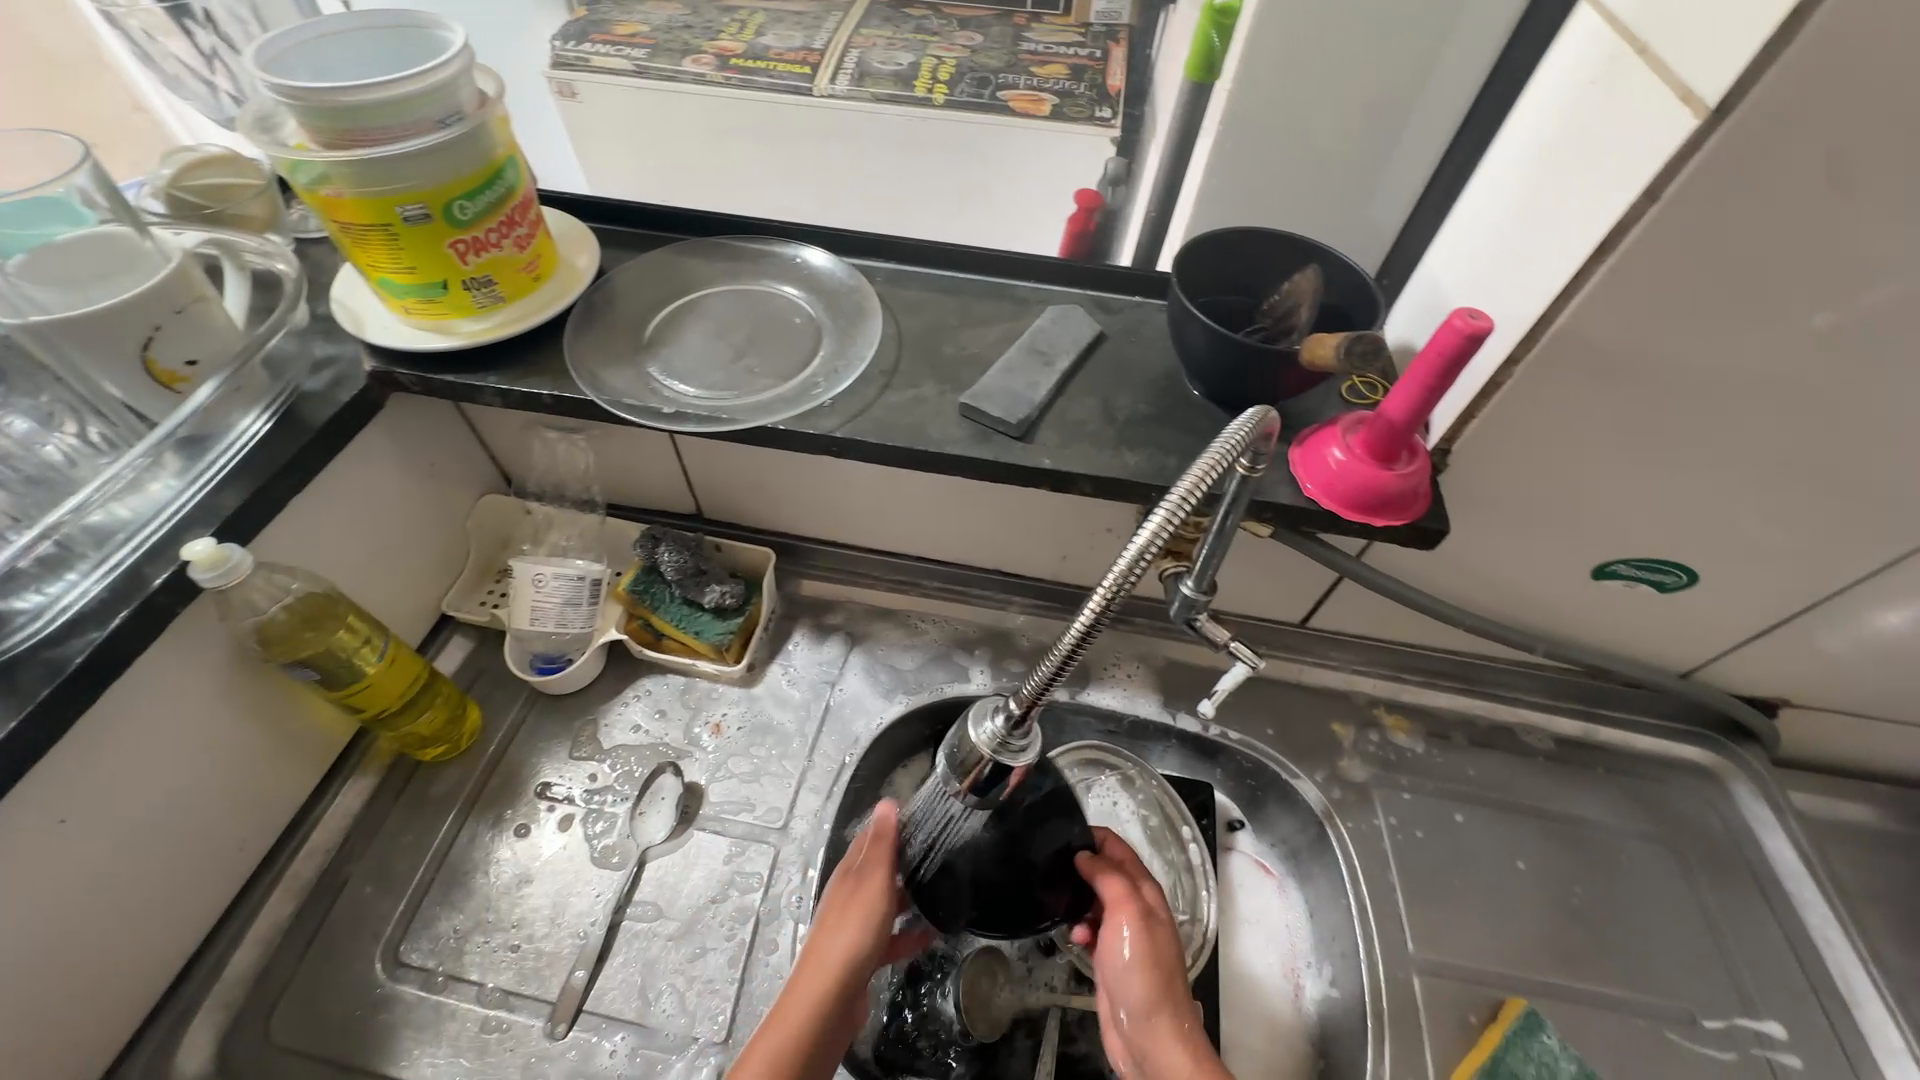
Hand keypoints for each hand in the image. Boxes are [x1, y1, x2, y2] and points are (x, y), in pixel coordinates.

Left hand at [802, 797, 935, 986]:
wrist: (830, 997)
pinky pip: (891, 938)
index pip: (871, 838)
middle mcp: (851, 895)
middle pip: (880, 871)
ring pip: (886, 904)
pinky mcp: (864, 956)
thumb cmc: (854, 930)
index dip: (893, 826)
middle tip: (941, 854)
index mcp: (850, 873)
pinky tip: (932, 935)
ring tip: (942, 891)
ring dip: (910, 898)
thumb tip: (887, 801)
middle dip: (906, 862)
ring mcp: (856, 926)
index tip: (924, 817)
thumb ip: (882, 843)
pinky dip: (910, 935)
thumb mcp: (872, 879)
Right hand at [1069, 828, 1230, 1079]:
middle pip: (1106, 873)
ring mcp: (1124, 935)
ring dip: (1077, 902)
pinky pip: (1091, 930)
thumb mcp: (1128, 912)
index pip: (1120, 850)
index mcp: (1146, 892)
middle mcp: (1137, 909)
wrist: (1148, 1036)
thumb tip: (1085, 854)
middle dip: (1081, 868)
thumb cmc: (1142, 971)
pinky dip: (1079, 928)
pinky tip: (1074, 938)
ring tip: (1066, 910)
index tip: (1065, 834)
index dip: (1094, 838)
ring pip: (1095, 902)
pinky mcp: (1111, 958)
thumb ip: (1109, 877)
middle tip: (1055, 870)